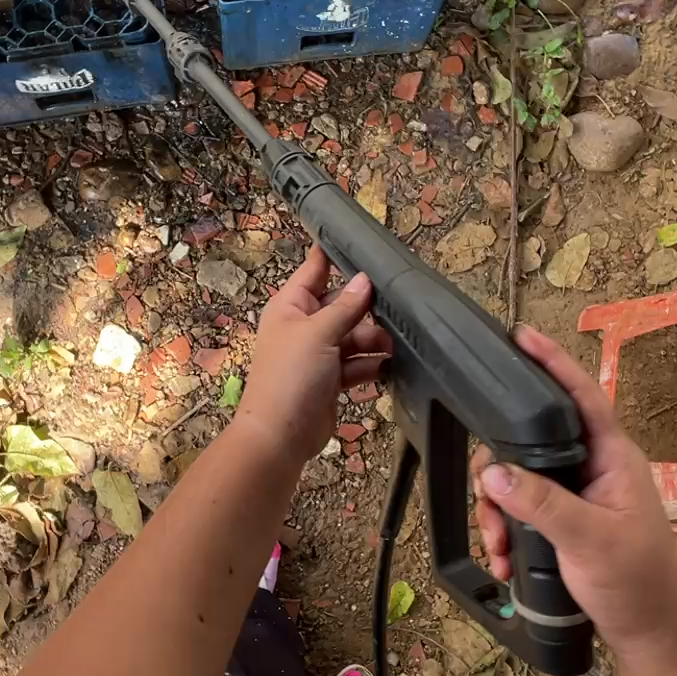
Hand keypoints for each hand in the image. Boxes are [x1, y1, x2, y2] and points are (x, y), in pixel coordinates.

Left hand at [233, 245, 391, 459]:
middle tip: (396, 309)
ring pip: (352, 336)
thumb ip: (345, 307)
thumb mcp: (319, 333)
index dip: (335, 254)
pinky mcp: (329, 379)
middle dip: (366, 308)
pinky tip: (388, 367)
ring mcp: (317, 353)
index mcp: (290, 305)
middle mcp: (303, 325)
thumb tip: (365, 279)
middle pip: (341, 305)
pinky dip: (369, 365)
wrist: (280, 435)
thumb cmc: (292, 375)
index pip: (314, 270)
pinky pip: (355, 364)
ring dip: (372, 340)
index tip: (363, 241)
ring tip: (392, 347)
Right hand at [471, 325, 676, 670]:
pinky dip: (505, 532)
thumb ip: (541, 502)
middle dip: (500, 474)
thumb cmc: (637, 584)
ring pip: (518, 479)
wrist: (652, 641)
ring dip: (499, 513)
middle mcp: (590, 467)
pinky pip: (520, 509)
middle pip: (531, 441)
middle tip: (489, 506)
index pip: (581, 395)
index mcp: (611, 457)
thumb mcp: (589, 541)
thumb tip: (492, 471)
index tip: (519, 335)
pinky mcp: (562, 520)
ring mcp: (575, 494)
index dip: (552, 362)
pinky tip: (503, 562)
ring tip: (497, 548)